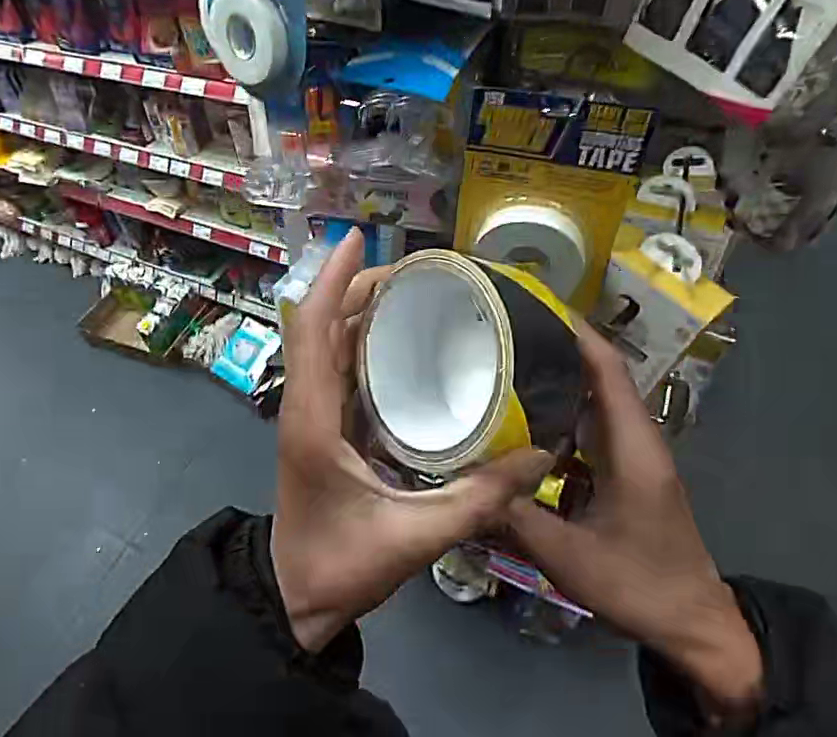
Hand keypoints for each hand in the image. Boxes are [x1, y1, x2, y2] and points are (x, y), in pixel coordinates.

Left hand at [271, 229, 554, 651]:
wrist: (298, 597)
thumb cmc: (342, 565)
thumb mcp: (414, 539)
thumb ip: (478, 501)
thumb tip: (539, 455)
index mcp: (312, 418)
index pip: (313, 329)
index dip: (333, 279)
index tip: (358, 238)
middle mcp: (307, 402)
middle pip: (323, 324)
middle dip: (361, 286)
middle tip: (417, 269)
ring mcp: (314, 411)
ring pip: (330, 340)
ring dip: (361, 307)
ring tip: (415, 289)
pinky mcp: (326, 422)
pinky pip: (341, 363)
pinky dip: (366, 337)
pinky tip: (406, 337)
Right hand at [506, 326, 763, 708]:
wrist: (694, 625)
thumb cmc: (640, 585)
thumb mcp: (571, 557)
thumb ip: (518, 517)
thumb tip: (468, 483)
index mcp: (633, 446)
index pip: (609, 370)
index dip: (577, 334)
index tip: (537, 307)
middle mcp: (637, 438)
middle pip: (601, 375)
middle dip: (559, 348)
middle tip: (507, 332)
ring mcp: (634, 454)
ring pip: (596, 399)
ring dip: (560, 378)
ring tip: (510, 364)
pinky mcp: (627, 469)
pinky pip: (593, 424)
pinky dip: (563, 411)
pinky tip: (528, 417)